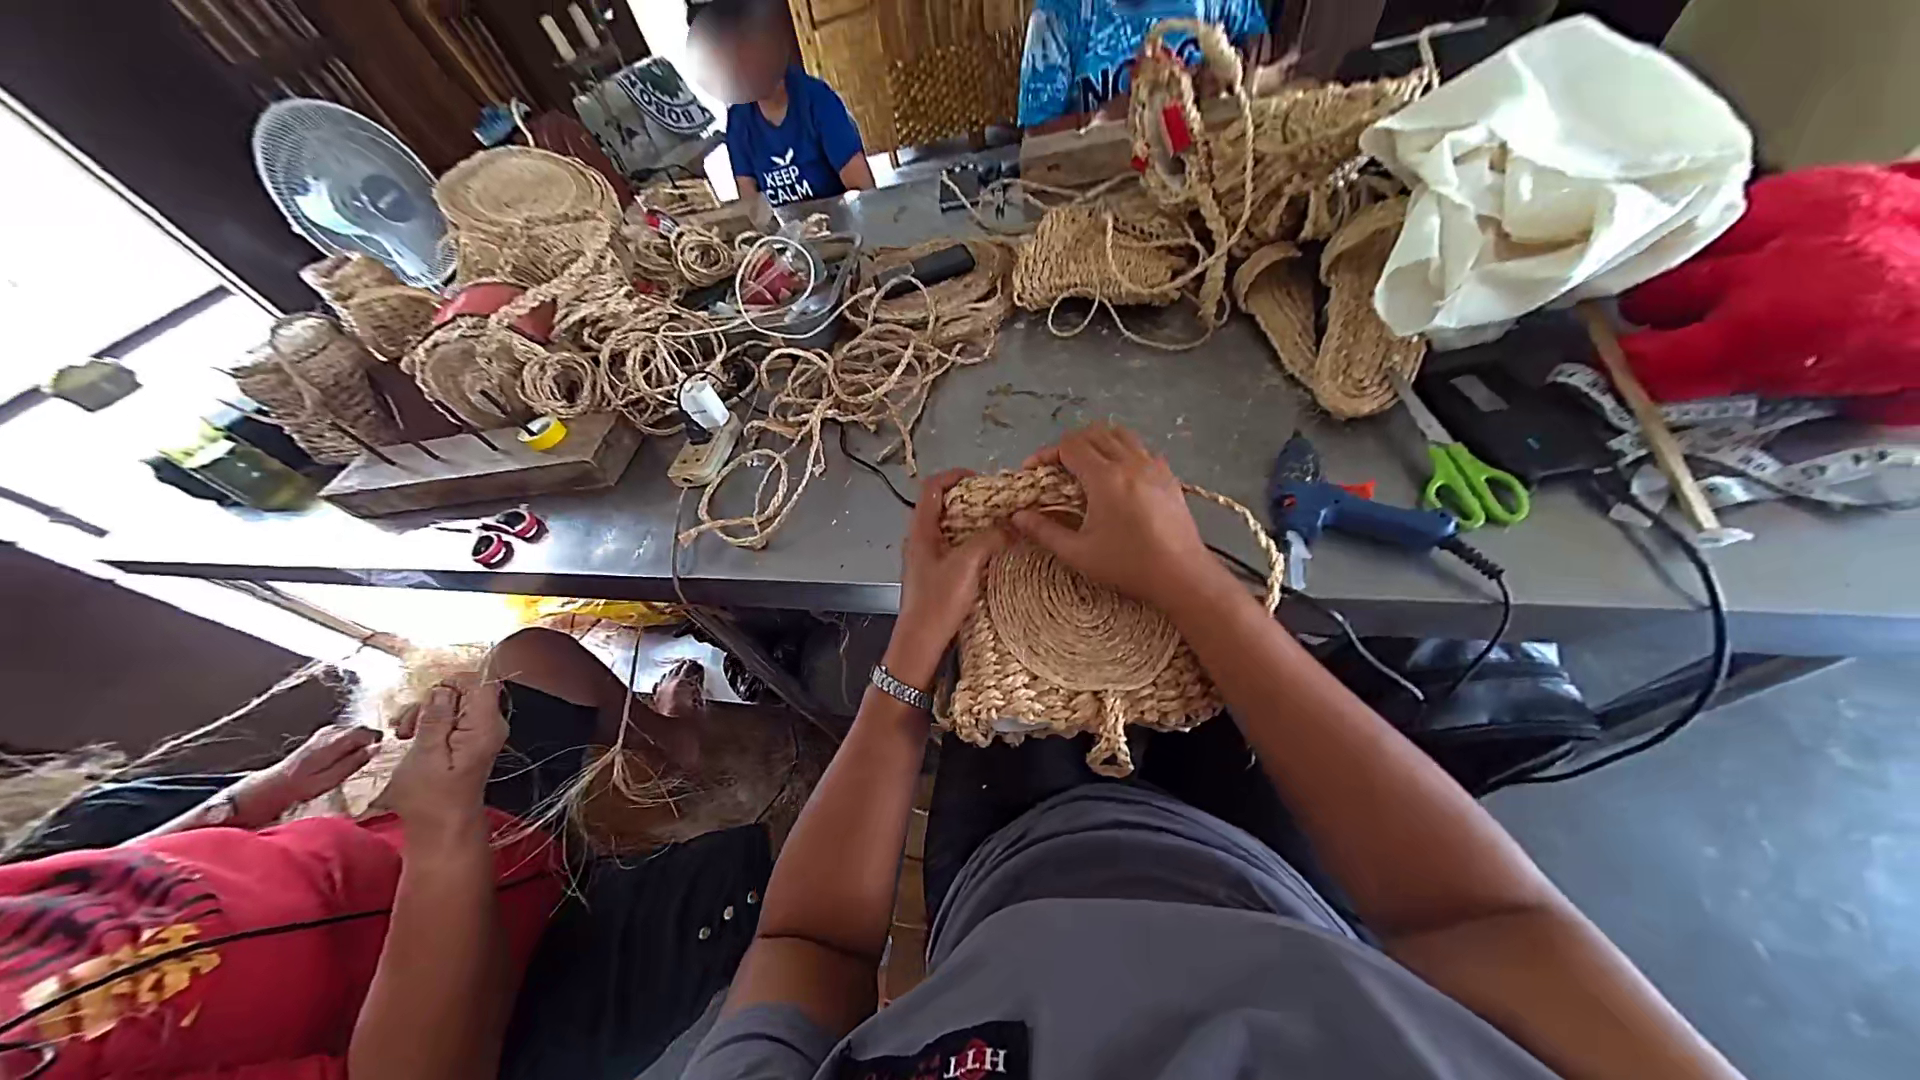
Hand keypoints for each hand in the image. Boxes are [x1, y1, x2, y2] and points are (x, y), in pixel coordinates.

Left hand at [231, 724, 381, 826]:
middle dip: (369, 739)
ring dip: (359, 740)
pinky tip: (344, 755)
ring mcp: (321, 734)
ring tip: (357, 757)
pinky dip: (350, 740)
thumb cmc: (299, 788)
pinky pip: (343, 733)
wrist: (266, 789)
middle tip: (369, 757)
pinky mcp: (318, 737)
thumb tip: (377, 747)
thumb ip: (353, 762)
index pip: (365, 731)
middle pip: (360, 729)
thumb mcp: (329, 780)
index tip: (380, 752)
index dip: (377, 739)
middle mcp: (327, 734)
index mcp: (331, 743)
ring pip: (352, 730)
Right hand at [381, 673, 508, 844]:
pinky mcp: (472, 739)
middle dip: (432, 701)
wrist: (442, 825)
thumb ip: (436, 718)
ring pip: (457, 704)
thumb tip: (442, 689)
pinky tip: (413, 738)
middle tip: (407, 725)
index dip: (452, 683)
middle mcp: (492, 724)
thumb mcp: (425, 754)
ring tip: (405, 735)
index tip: (424, 701)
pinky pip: (455, 718)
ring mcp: (484, 731)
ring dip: (427, 713)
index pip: (481, 682)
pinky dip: (432, 723)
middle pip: (466, 691)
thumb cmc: (431, 797)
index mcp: (486, 725)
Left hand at [888, 468, 1009, 689]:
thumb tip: (1013, 526)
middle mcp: (919, 540)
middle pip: (941, 505)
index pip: (931, 487)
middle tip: (996, 502)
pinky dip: (971, 541)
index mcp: (920, 530)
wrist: (920, 644)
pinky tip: (991, 552)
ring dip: (972, 521)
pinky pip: (953, 547)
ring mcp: (925, 558)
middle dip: (969, 499)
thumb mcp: (967, 565)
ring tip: (999, 524)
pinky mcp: (934, 575)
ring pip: (949, 528)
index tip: (981, 478)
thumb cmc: (937, 603)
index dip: (954, 476)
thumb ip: (990, 539)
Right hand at [1012, 424, 1225, 611]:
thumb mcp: (1078, 553)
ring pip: (1120, 435)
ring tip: (1085, 466)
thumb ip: (1044, 531)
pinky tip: (1117, 477)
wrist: (1182, 575)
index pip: (1069, 446)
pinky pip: (1141, 449)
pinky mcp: (1168, 476)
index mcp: (1105, 478)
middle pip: (1094, 433)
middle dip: (1068, 445)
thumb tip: (1017, 517)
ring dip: (1097, 443)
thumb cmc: (1127, 566)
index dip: (1046, 454)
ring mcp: (1153, 466)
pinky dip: (1122, 452)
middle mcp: (1130, 463)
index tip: (1032, 470)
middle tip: (1055, 468)